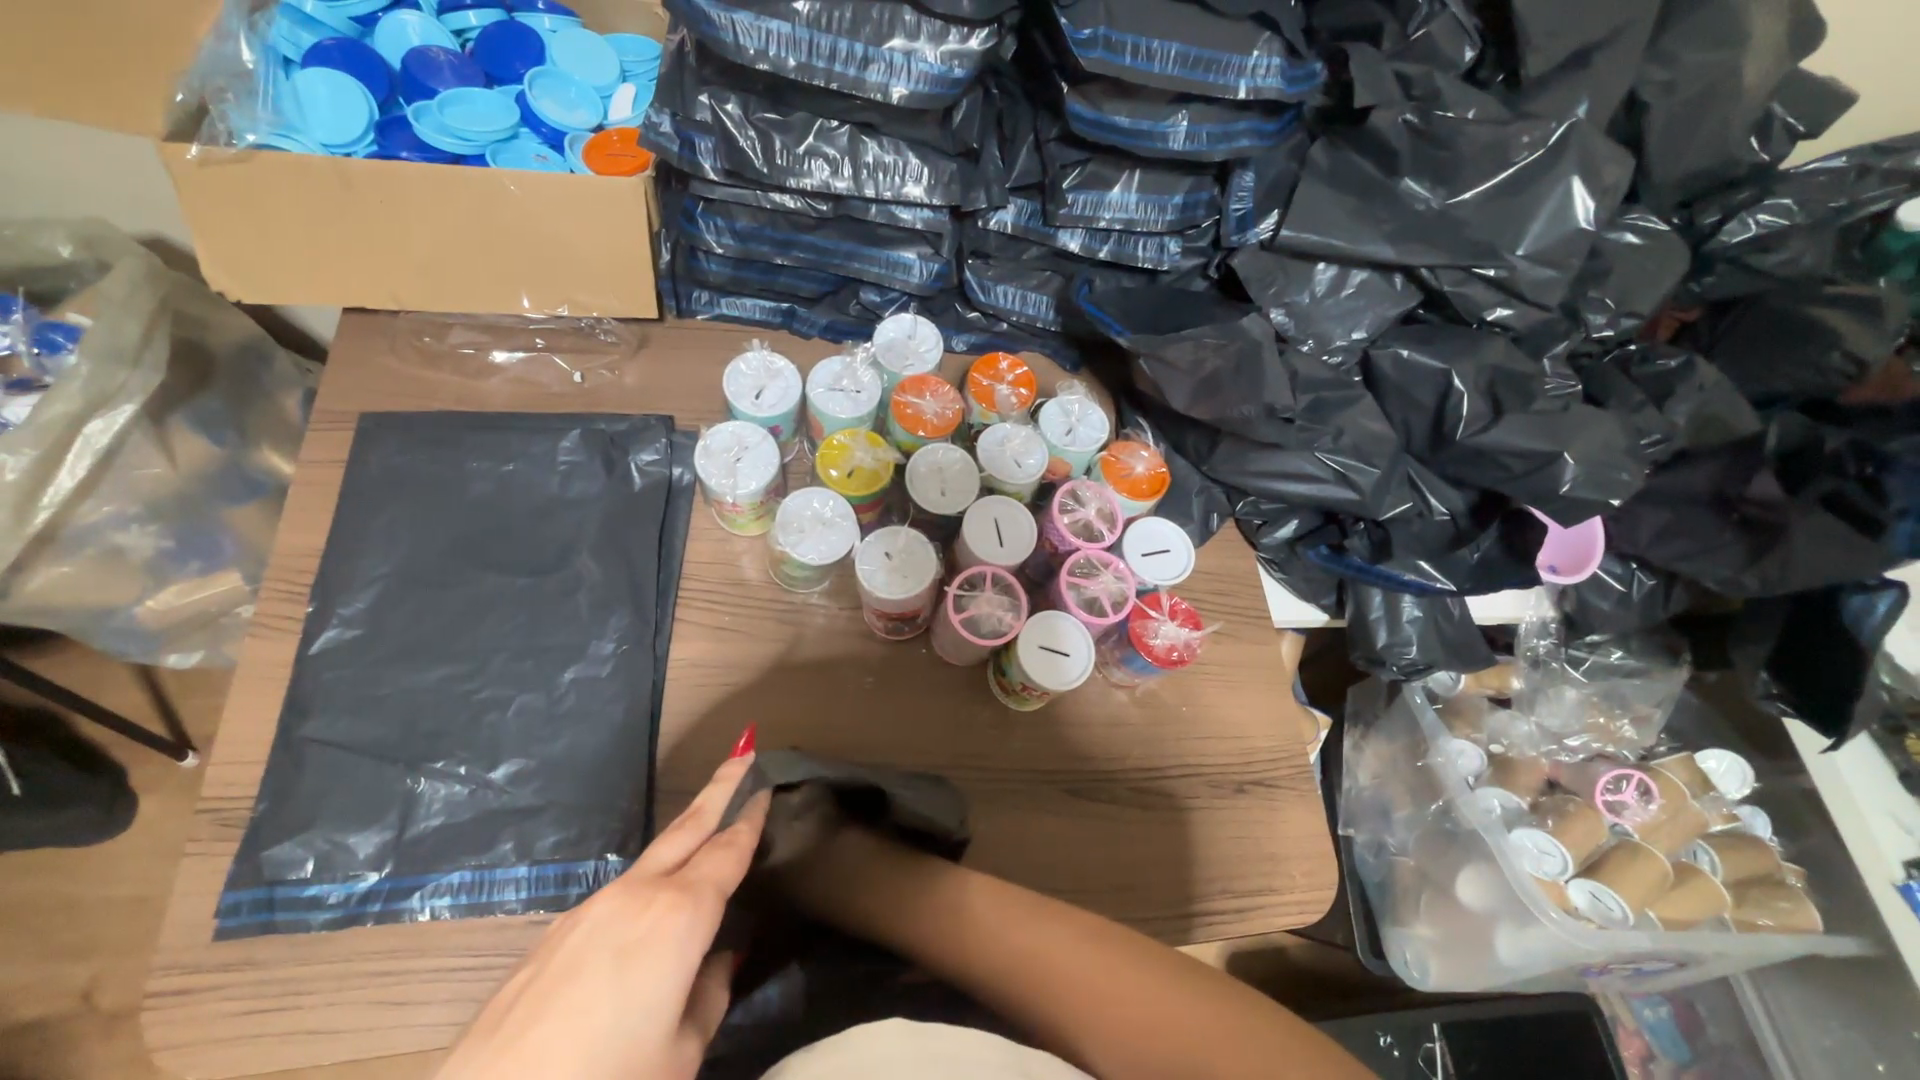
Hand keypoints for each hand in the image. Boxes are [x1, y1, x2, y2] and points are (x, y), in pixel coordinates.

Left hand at [438, 754, 770, 1079]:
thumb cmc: (607, 1079)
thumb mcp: (681, 1054)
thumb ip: (708, 997)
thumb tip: (716, 963)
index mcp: (679, 917)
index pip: (727, 852)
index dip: (751, 819)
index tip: (767, 785)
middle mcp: (636, 896)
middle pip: (687, 828)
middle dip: (718, 788)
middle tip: (743, 751)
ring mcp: (589, 910)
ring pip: (650, 862)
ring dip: (683, 838)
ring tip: (706, 833)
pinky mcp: (555, 935)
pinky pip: (617, 898)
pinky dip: (646, 887)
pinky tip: (646, 922)